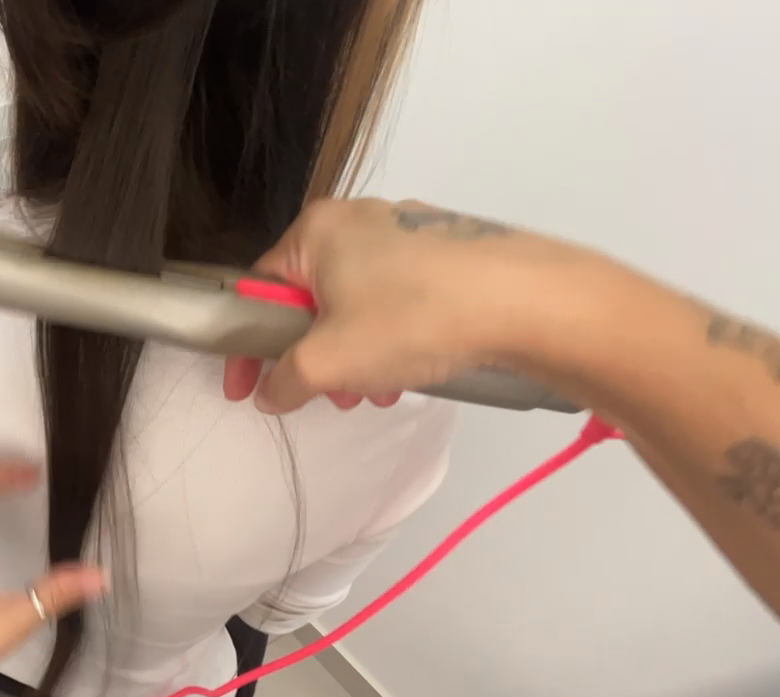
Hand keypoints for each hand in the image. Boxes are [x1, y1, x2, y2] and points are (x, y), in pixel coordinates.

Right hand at [222, 198, 602, 413]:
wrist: (534, 303)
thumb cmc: (411, 320)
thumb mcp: (324, 364)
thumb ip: (280, 382)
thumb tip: (270, 394)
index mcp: (316, 230)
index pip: (256, 292)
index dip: (245, 348)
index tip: (245, 390)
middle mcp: (358, 219)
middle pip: (305, 301)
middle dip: (306, 358)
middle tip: (321, 395)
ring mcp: (408, 229)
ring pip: (349, 306)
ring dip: (347, 357)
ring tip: (370, 392)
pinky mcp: (447, 248)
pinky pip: (391, 300)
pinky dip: (384, 340)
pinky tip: (404, 371)